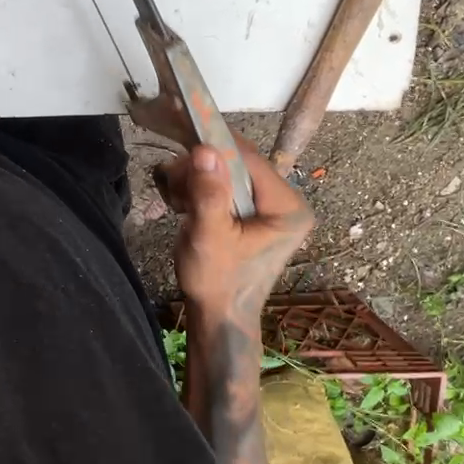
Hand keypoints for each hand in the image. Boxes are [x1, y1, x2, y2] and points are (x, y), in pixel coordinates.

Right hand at [162, 136, 314, 326]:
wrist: (218, 314)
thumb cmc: (217, 280)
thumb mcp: (209, 236)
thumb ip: (209, 193)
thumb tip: (205, 149)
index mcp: (288, 207)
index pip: (249, 160)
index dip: (214, 152)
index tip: (180, 158)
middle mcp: (286, 201)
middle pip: (237, 162)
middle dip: (201, 169)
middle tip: (175, 187)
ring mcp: (269, 205)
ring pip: (226, 170)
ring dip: (196, 178)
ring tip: (179, 201)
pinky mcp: (253, 210)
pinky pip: (224, 182)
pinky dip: (201, 187)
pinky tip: (187, 205)